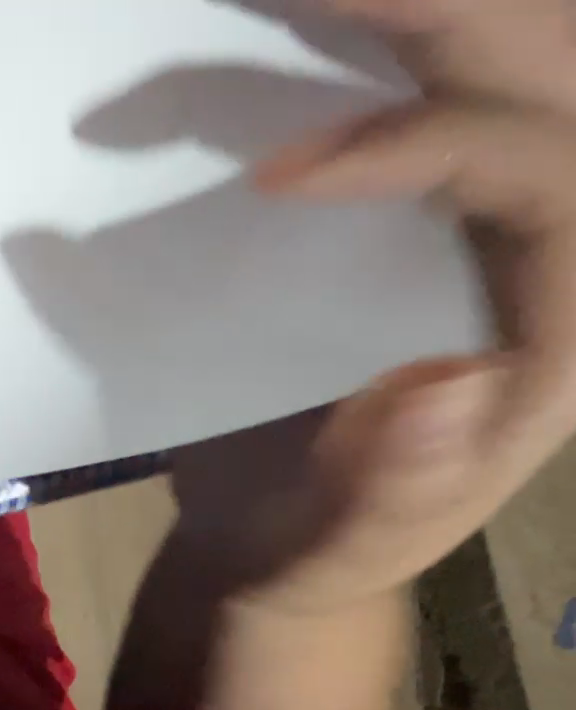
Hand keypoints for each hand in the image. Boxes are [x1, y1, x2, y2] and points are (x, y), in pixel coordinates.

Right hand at [171, 0, 575, 613]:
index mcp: (565, 323)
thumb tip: (438, 383)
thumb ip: (391, 489)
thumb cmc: (318, 550)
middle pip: (554, 75)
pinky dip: (356, 54)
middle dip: (436, 13)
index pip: (550, 178)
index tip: (268, 174)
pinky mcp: (409, 219)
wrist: (287, 539)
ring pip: (504, 63)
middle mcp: (552, 244)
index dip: (425, 150)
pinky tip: (274, 32)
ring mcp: (483, 220)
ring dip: (401, 15)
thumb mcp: (344, 545)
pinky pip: (416, 100)